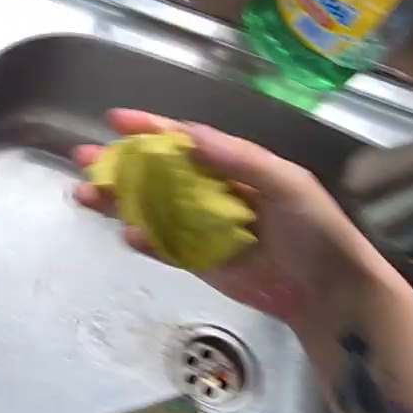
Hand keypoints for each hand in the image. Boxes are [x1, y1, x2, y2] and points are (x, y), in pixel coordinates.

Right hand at [71, 109, 393, 329]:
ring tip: (83, 195)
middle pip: (151, 171)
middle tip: (82, 157)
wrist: (330, 294)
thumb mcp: (287, 183)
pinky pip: (159, 244)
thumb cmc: (315, 230)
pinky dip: (141, 238)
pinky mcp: (194, 258)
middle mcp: (205, 189)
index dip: (147, 127)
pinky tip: (129, 234)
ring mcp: (196, 224)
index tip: (114, 119)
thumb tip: (189, 135)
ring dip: (114, 199)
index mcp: (228, 165)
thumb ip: (239, 158)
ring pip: (145, 205)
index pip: (181, 140)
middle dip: (116, 162)